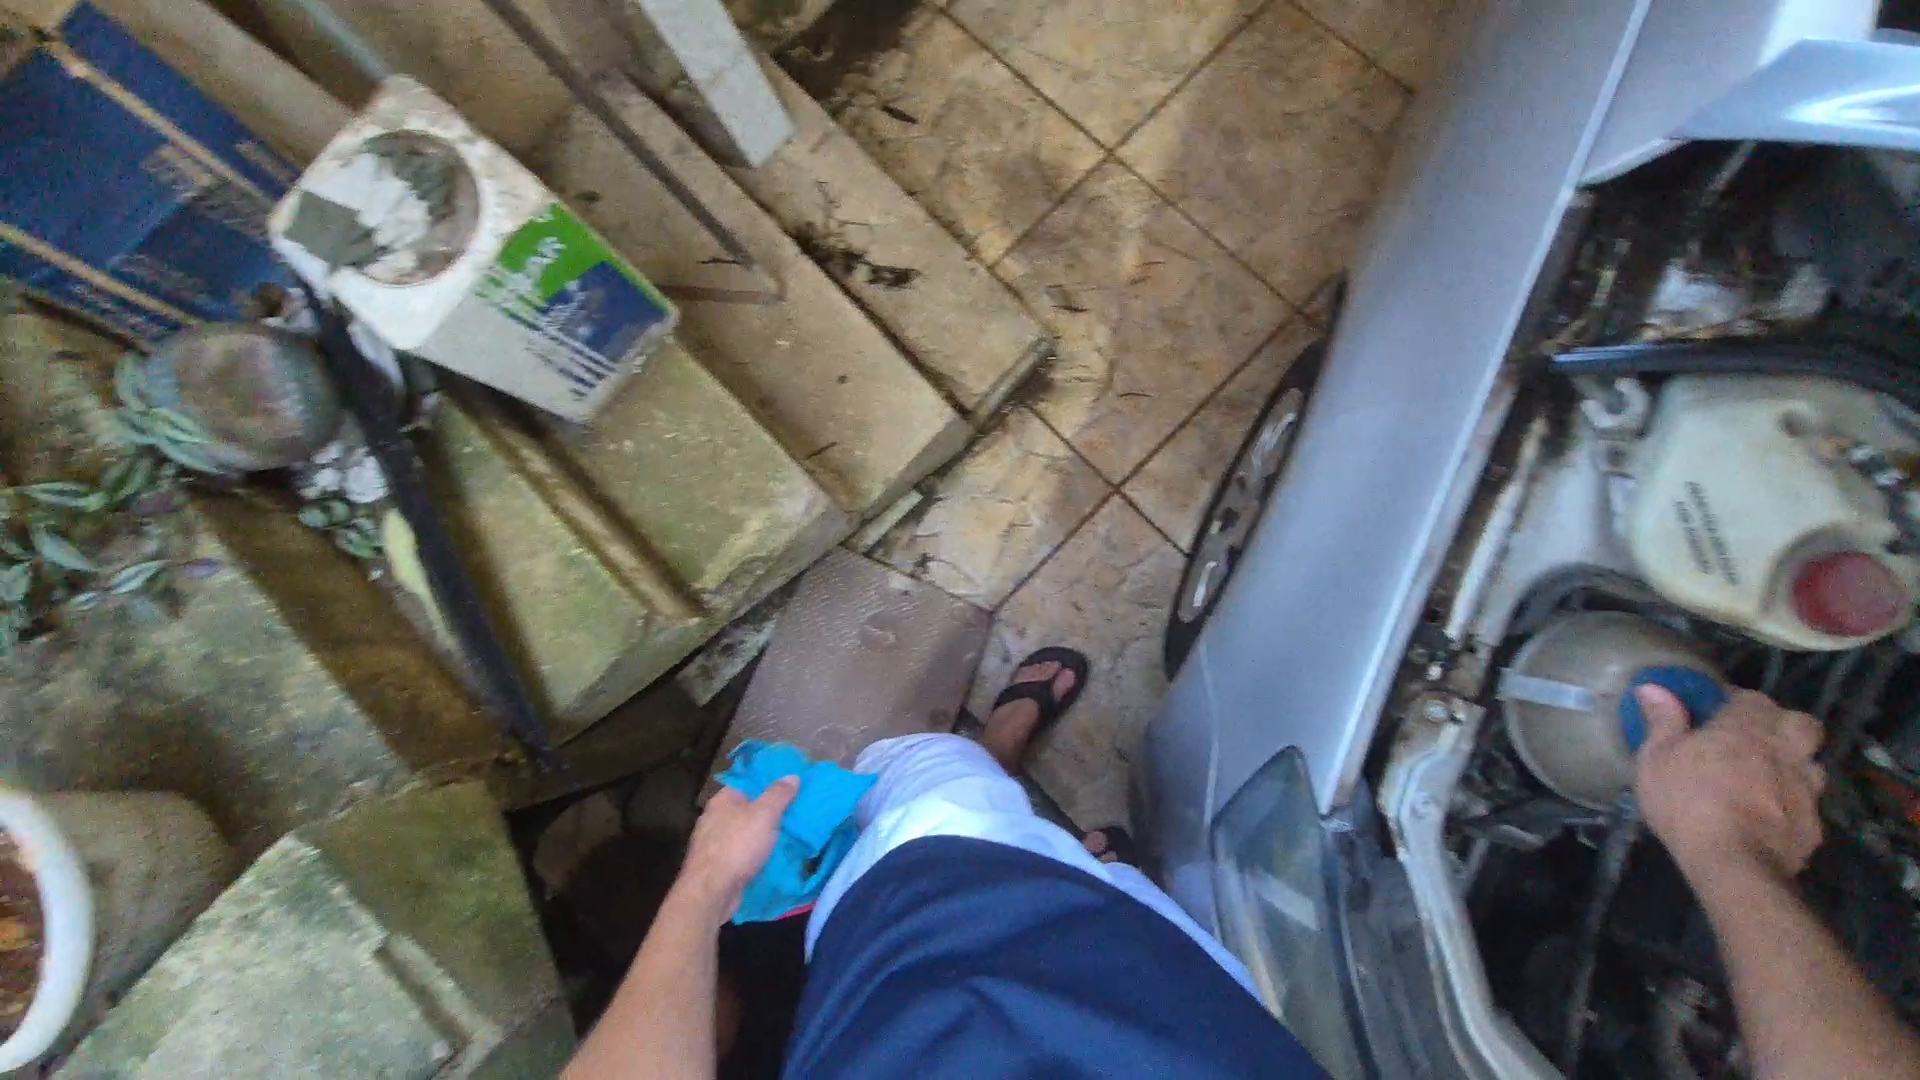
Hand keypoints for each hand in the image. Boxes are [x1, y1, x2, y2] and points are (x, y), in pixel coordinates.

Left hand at [678, 777, 799, 921]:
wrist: (712, 893)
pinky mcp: (717, 866)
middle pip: (748, 808)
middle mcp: (715, 818)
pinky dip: (756, 854)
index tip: (792, 786)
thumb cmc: (738, 846)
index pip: (748, 782)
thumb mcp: (765, 814)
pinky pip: (742, 853)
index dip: (770, 782)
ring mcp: (713, 843)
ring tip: (790, 834)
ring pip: (745, 832)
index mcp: (723, 800)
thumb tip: (792, 776)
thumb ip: (779, 794)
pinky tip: (773, 856)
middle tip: (796, 811)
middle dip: (770, 811)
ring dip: (764, 835)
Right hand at [1633, 685, 1825, 889]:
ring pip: (1810, 762)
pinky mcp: (1814, 823)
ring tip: (1761, 772)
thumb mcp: (1656, 757)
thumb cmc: (1685, 799)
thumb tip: (1653, 688)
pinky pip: (1806, 799)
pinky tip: (1764, 808)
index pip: (1754, 700)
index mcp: (1744, 731)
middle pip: (1801, 723)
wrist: (1732, 860)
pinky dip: (1788, 797)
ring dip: (1791, 761)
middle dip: (1781, 723)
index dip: (1736, 699)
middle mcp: (1784, 753)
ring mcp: (1806, 789)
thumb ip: (1661, 721)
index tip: (1714, 706)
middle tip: (1750, 734)